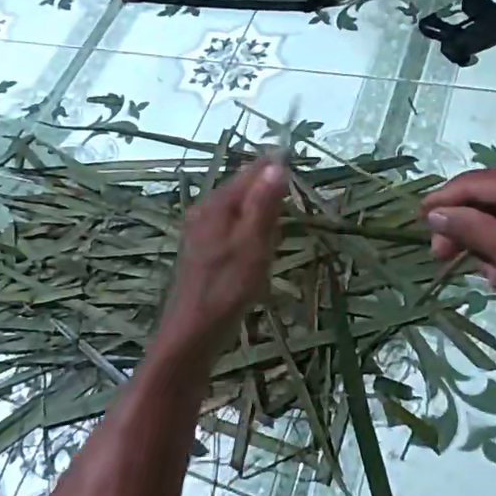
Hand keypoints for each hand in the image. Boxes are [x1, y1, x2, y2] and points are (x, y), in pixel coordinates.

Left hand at [159, 158, 288, 356]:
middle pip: (243, 190)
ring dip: (262, 215)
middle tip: (295, 208)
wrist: (194, 331)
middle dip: (269, 193)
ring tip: (281, 230)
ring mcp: (202, 232)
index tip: (302, 174)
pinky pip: (234, 230)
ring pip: (239, 211)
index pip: (250, 172)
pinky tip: (260, 252)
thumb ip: (264, 203)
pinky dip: (251, 234)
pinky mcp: (205, 252)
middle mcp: (205, 211)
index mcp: (216, 204)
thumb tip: (277, 164)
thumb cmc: (227, 287)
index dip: (276, 168)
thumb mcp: (253, 242)